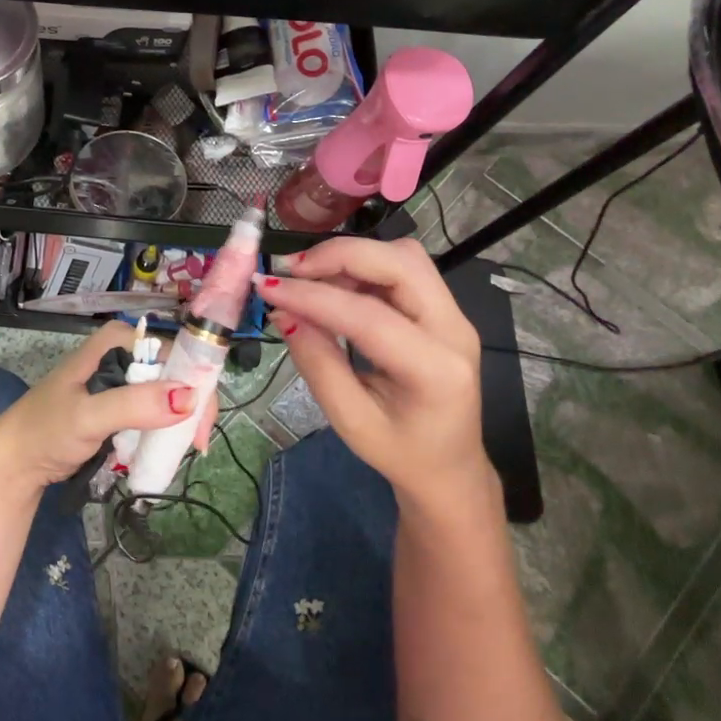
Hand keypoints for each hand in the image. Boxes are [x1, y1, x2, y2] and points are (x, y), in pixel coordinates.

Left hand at [0, 320, 215, 491]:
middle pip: (174, 375)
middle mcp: (121, 354)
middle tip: (193, 448)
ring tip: (177, 454)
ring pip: (167, 397)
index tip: (200, 427)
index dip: (195, 385)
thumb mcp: (89, 416)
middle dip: (188, 410)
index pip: (172, 353)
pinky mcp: (118, 406)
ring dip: (175, 426)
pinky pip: (153, 414)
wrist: (17, 459)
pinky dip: (160, 434)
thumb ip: (134, 405)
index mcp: (115, 342)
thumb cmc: (45, 430)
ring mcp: (120, 381)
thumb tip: (188, 397)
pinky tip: (159, 453)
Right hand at [252, 238, 495, 512]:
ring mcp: (454, 316)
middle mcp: (455, 331)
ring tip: (308, 279)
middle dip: (340, 255)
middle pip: (401, 262)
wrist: (448, 465)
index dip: (312, 296)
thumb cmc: (398, 451)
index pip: (369, 315)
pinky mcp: (441, 309)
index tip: (266, 288)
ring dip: (351, 258)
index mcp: (435, 370)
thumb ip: (318, 364)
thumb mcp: (349, 420)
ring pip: (404, 257)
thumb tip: (284, 313)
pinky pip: (402, 269)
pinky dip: (361, 268)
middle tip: (290, 269)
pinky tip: (331, 288)